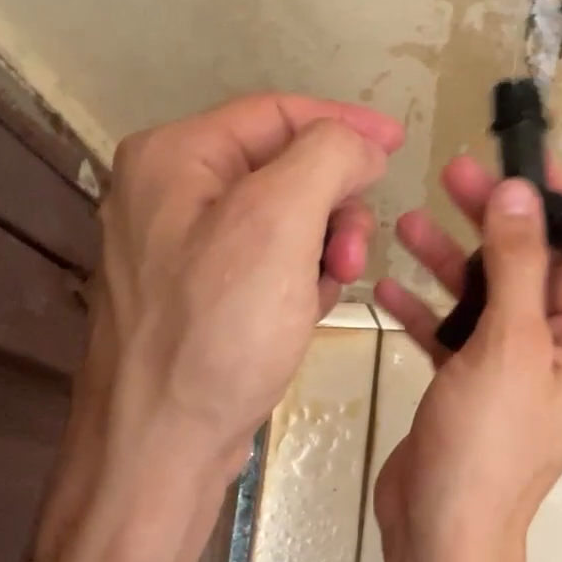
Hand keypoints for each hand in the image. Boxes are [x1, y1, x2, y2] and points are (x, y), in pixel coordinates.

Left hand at [59, 96, 401, 548]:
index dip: (345, 125)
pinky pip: (266, 264)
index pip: (277, 114)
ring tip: (328, 291)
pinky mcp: (196, 296)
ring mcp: (178, 249)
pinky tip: (304, 312)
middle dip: (332, 205)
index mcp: (174, 157)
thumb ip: (327, 158)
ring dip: (320, 247)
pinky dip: (298, 280)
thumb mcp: (278, 225)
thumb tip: (360, 144)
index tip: (401, 146)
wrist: (160, 447)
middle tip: (351, 255)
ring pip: (281, 220)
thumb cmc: (217, 333)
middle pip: (282, 168)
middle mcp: (168, 193)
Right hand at [372, 157, 561, 561]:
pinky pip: (452, 337)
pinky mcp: (468, 392)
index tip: (518, 162)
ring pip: (483, 302)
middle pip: (524, 273)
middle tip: (451, 174)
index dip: (547, 209)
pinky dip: (424, 312)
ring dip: (448, 264)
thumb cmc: (486, 448)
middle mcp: (556, 360)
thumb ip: (516, 266)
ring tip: (407, 222)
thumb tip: (522, 195)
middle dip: (488, 227)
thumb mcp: (508, 348)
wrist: (440, 539)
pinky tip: (386, 289)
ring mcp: (509, 376)